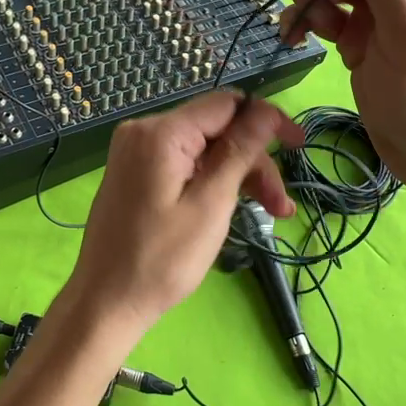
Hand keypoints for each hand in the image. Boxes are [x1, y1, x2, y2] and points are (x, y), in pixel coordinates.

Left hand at [64, 93, 302, 331]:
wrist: (106, 301)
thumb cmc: (161, 260)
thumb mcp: (210, 204)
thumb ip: (239, 151)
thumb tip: (265, 110)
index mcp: (161, 133)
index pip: (226, 104)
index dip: (267, 120)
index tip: (298, 146)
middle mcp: (144, 131)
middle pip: (216, 129)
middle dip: (253, 161)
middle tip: (281, 207)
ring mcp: (137, 152)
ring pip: (204, 149)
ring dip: (238, 175)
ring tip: (271, 215)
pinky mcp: (136, 173)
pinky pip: (184, 164)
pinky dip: (212, 182)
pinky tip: (234, 208)